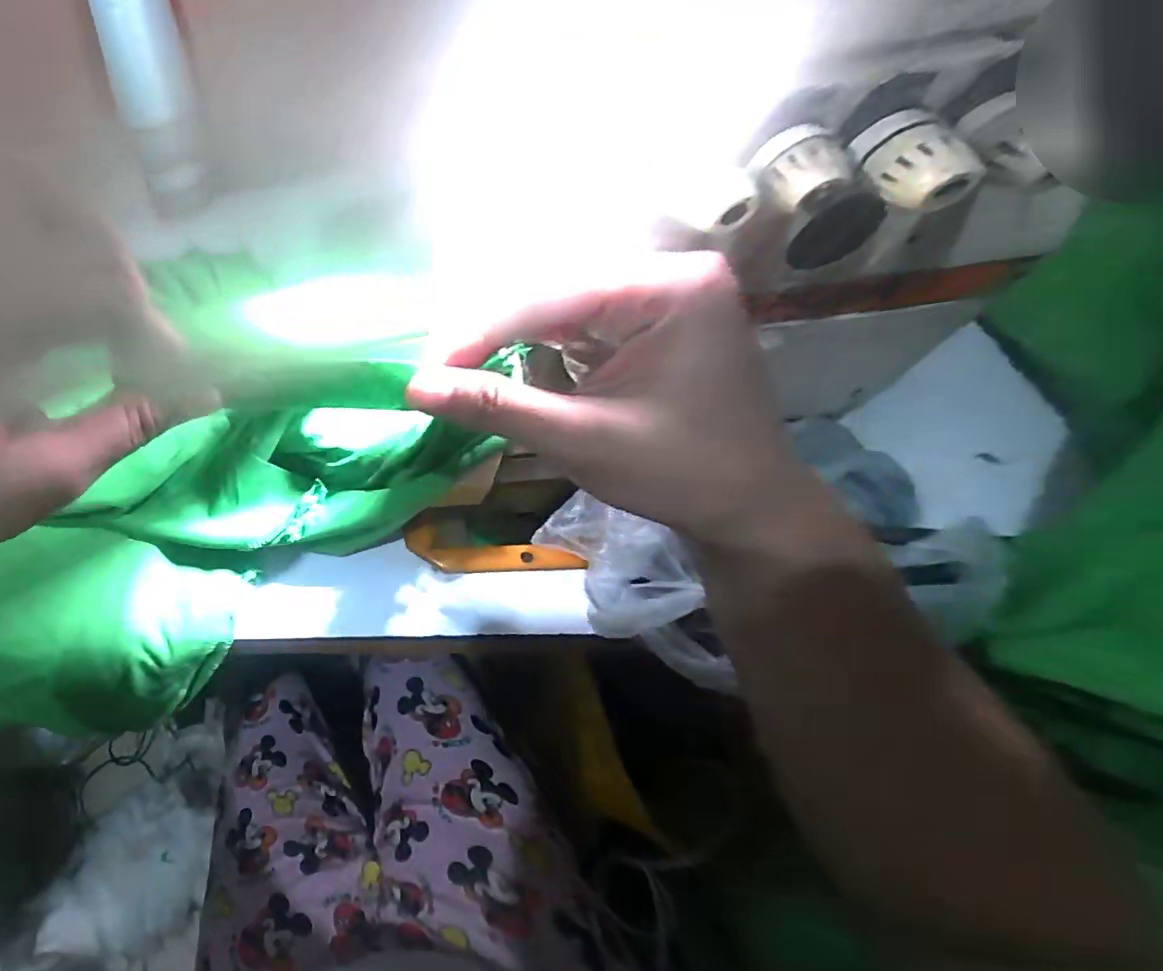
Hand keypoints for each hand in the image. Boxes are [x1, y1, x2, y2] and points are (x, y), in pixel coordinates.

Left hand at [0, 159, 176, 581]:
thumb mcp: (52, 475)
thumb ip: (127, 424)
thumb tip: (204, 390)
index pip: (96, 291)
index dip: (151, 330)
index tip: (176, 378)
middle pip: (72, 230)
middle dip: (126, 283)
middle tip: (141, 342)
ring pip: (39, 212)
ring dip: (93, 257)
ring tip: (114, 320)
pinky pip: (15, 236)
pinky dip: (62, 258)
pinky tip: (76, 315)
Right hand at [406, 252, 827, 546]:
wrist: (746, 505)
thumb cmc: (675, 471)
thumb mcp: (577, 437)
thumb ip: (496, 406)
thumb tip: (416, 388)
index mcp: (670, 286)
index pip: (551, 297)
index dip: (480, 334)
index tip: (427, 371)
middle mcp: (670, 273)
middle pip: (554, 293)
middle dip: (492, 333)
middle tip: (439, 373)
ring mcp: (663, 295)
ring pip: (560, 307)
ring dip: (508, 339)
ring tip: (460, 370)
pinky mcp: (650, 321)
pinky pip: (577, 324)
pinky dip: (536, 348)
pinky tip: (501, 366)